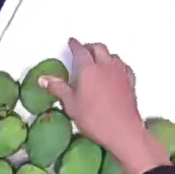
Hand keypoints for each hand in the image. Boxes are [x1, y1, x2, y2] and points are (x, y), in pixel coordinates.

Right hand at [38, 40, 168, 173]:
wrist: (123, 131)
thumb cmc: (94, 119)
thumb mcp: (71, 104)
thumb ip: (58, 88)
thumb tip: (43, 79)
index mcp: (89, 69)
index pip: (81, 51)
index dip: (75, 45)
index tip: (71, 42)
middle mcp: (106, 67)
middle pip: (99, 48)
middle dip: (90, 46)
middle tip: (83, 50)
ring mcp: (120, 74)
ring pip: (113, 55)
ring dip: (104, 54)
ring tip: (98, 59)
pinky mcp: (131, 83)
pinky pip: (124, 66)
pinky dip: (117, 64)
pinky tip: (115, 70)